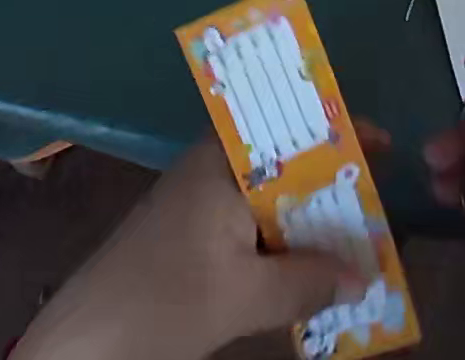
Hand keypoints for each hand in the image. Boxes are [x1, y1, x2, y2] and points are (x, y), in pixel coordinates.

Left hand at [11, 137, 363, 359]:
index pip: (294, 125)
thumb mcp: (242, 298)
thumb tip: (364, 273)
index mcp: (227, 159)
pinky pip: (250, 208)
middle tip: (374, 191)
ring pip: (270, 183)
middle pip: (286, 151)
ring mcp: (201, 188)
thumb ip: (306, 282)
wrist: (81, 338)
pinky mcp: (192, 217)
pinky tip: (301, 254)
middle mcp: (215, 160)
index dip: (341, 130)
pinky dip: (281, 226)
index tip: (383, 144)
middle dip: (332, 171)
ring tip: (350, 224)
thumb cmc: (163, 301)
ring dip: (308, 203)